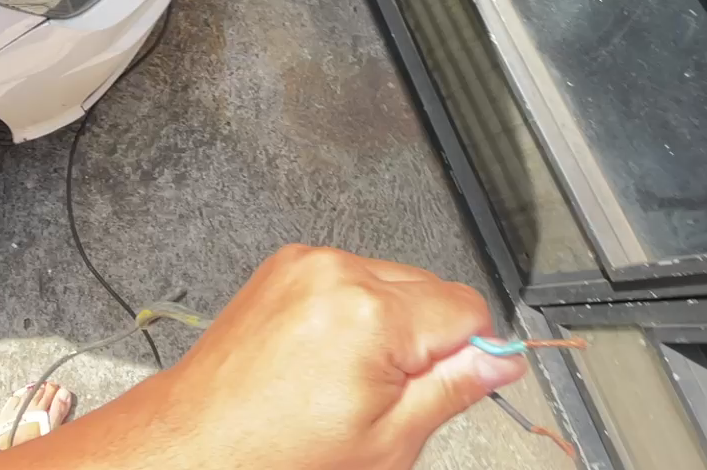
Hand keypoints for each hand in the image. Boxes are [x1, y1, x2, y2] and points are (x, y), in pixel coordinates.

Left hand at [0, 246, 522, 469]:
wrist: (206, 431)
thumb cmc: (282, 446)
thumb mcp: (390, 440)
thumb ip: (453, 388)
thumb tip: (500, 359)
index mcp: (370, 312)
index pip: (465, 306)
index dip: (475, 348)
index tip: (465, 376)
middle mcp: (336, 271)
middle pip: (429, 286)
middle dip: (430, 333)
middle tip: (399, 387)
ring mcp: (306, 261)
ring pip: (389, 278)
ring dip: (391, 319)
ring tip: (355, 372)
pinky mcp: (286, 262)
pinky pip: (347, 273)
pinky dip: (353, 305)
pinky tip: (331, 350)